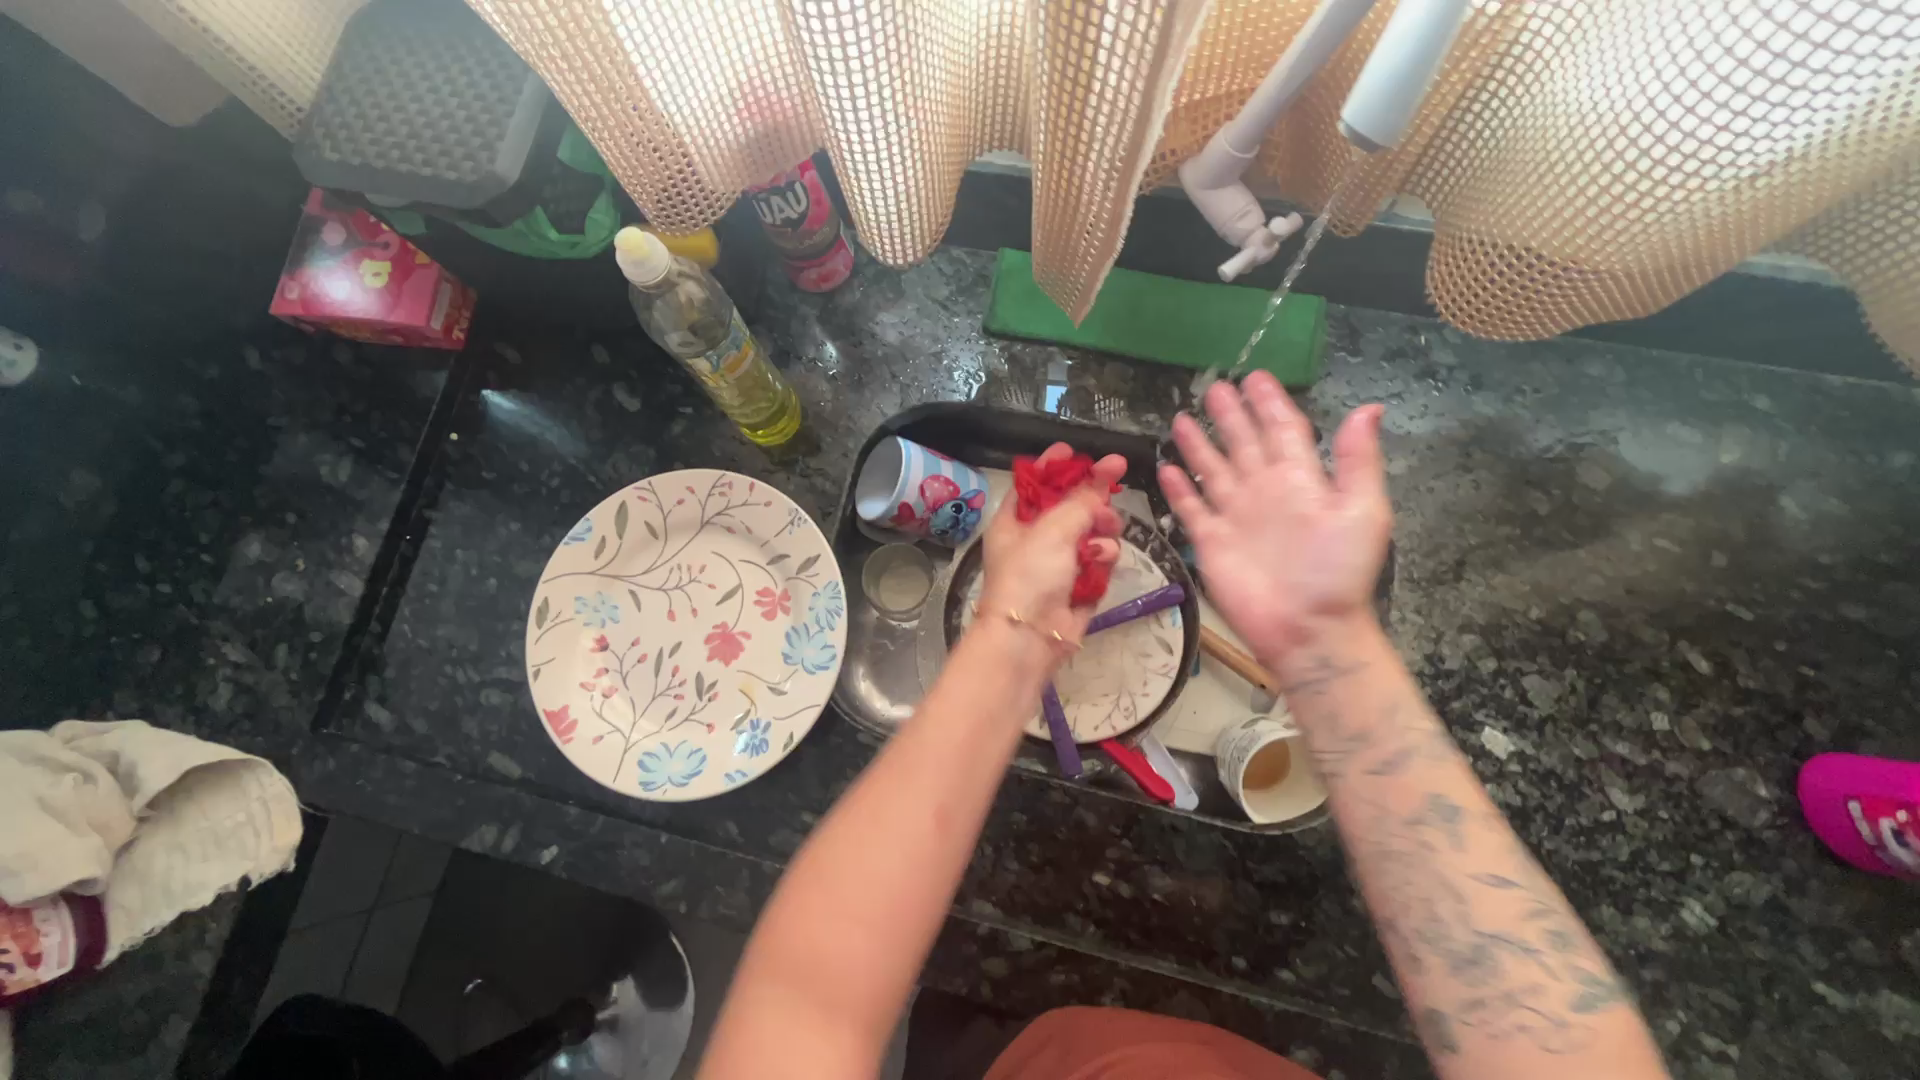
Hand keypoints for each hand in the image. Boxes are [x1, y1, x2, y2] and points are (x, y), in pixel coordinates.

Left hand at [977, 443, 1124, 662]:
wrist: (1029, 638)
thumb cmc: (1029, 576)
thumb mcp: (1053, 528)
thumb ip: (1082, 498)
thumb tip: (1106, 469)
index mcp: (1014, 521)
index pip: (1034, 484)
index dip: (1054, 467)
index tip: (1075, 452)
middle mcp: (1035, 539)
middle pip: (1071, 506)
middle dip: (1092, 499)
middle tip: (1112, 489)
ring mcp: (1059, 563)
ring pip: (1092, 532)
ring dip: (1102, 530)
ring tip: (1104, 534)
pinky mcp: (1080, 585)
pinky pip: (1100, 561)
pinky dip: (1103, 559)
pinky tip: (1100, 562)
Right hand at [1158, 371, 1390, 665]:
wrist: (1308, 628)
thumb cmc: (1338, 571)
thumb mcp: (1363, 511)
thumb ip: (1358, 460)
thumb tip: (1369, 408)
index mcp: (1301, 480)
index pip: (1282, 430)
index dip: (1269, 404)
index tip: (1255, 378)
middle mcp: (1265, 491)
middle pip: (1243, 443)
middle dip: (1230, 415)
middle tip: (1214, 387)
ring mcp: (1235, 516)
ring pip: (1213, 470)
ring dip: (1199, 445)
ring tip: (1182, 418)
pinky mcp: (1211, 541)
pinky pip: (1191, 508)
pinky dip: (1179, 489)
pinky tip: (1167, 468)